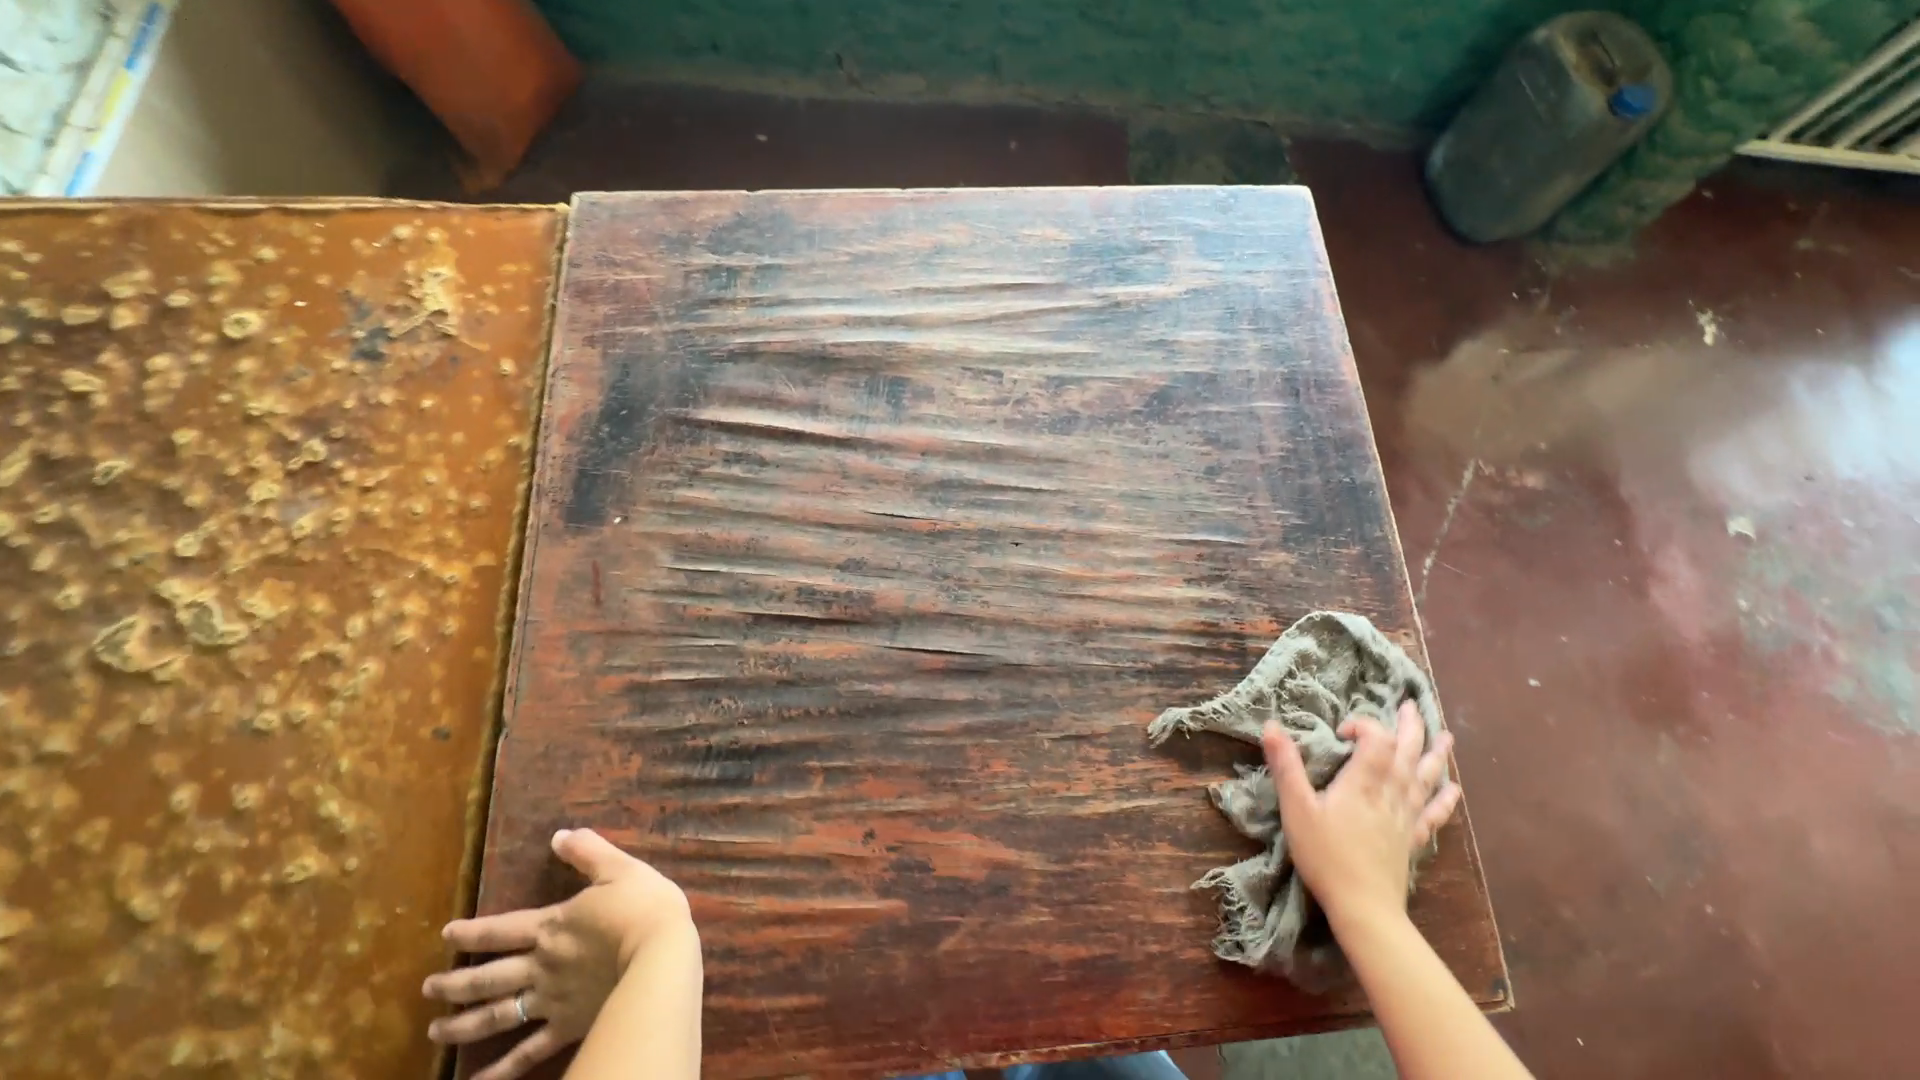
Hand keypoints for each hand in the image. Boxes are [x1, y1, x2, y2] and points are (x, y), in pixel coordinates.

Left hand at [423, 828, 695, 1079]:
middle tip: (428, 989)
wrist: (660, 954)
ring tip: (436, 1031)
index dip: (471, 931)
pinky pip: (528, 1053)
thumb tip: (559, 835)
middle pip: (488, 976)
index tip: (446, 934)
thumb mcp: (619, 868)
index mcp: (552, 926)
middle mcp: (541, 965)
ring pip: (497, 1015)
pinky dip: (501, 1070)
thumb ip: (588, 852)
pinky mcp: (567, 1026)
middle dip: (455, 982)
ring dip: (463, 1023)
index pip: (501, 929)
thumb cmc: (643, 906)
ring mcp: (551, 1000)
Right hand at [1263, 701, 1459, 927]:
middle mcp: (1390, 794)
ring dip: (1435, 754)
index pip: (1375, 740)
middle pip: (1407, 753)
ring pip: (1425, 778)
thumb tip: (1272, 726)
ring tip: (1446, 736)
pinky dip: (1444, 798)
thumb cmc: (1325, 856)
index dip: (1364, 726)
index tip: (1342, 733)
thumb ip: (1286, 767)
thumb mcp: (1296, 809)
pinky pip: (1433, 813)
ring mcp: (1405, 817)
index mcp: (1362, 783)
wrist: (1364, 907)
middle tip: (1412, 705)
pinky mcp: (1411, 839)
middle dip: (1410, 727)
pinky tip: (1453, 789)